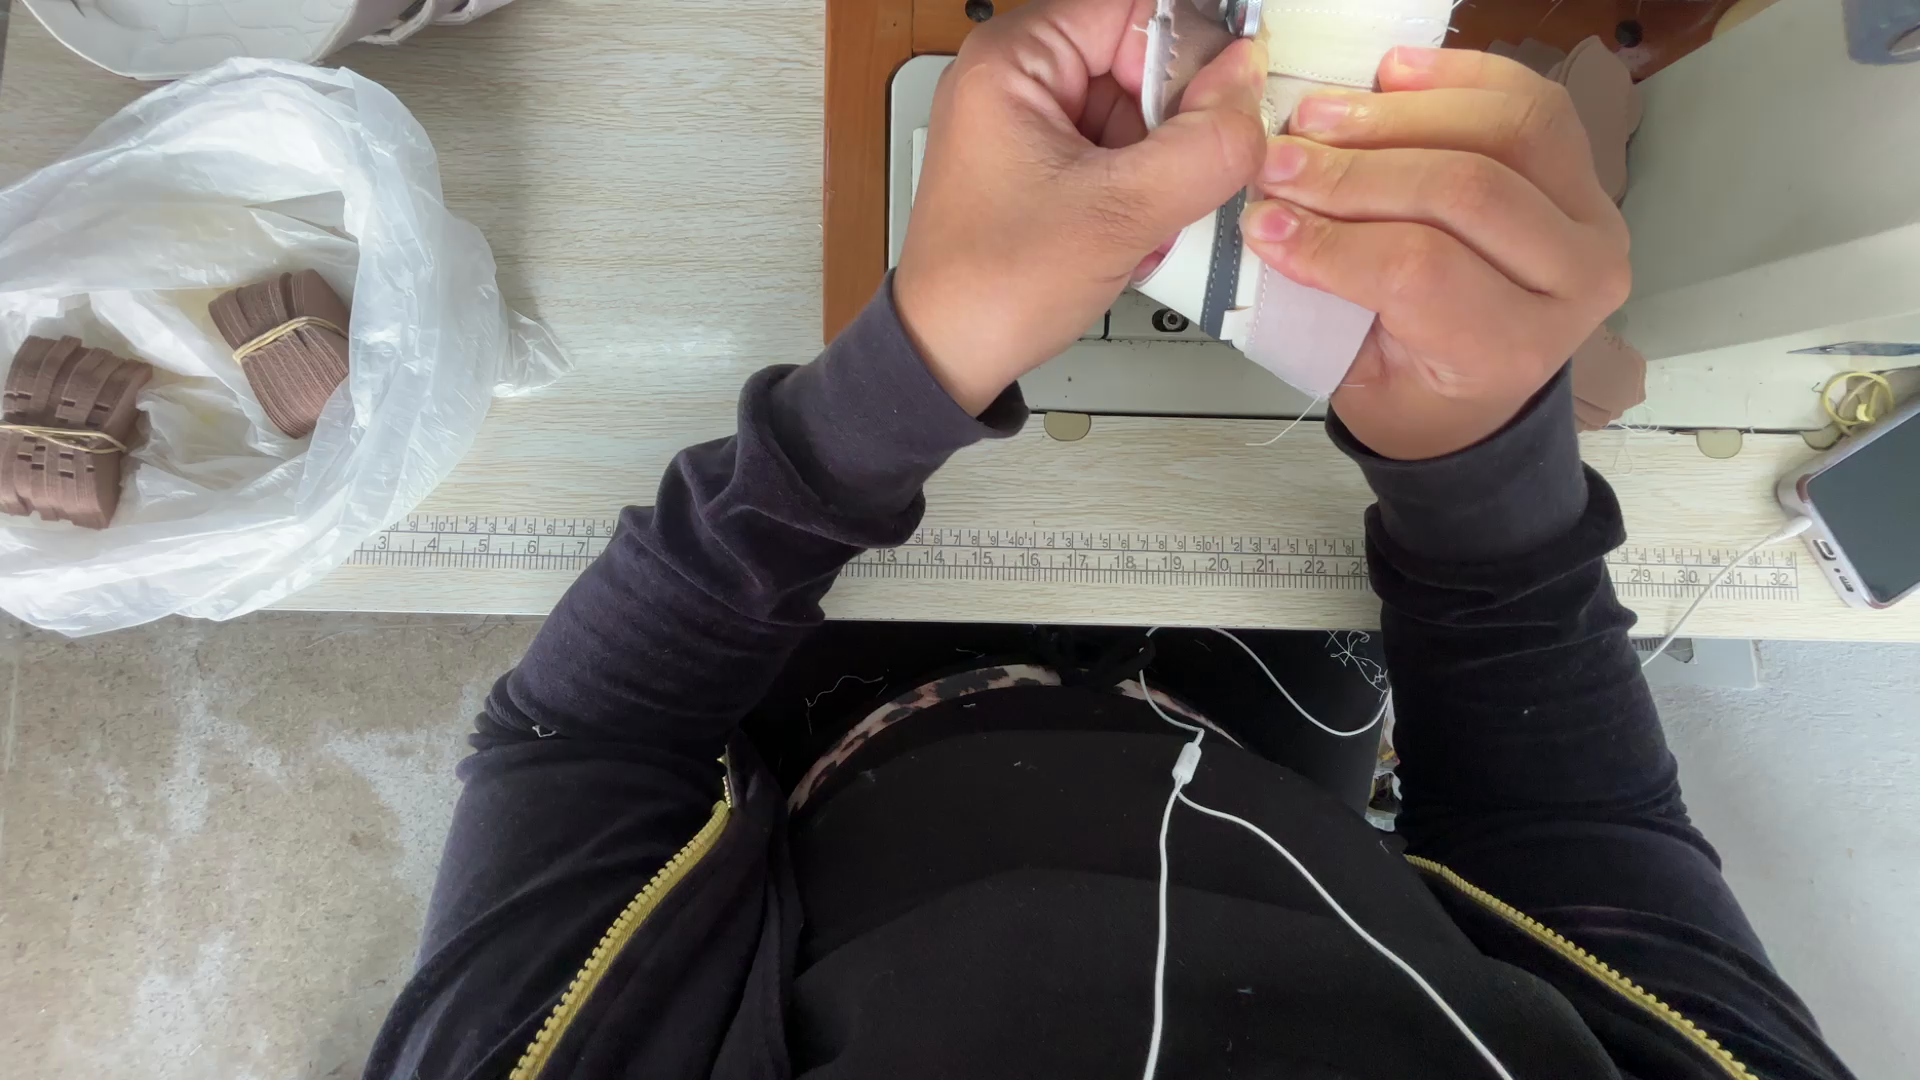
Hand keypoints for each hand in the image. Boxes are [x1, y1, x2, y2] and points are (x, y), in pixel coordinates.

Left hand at [894, 0, 1267, 414]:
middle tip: (1169, 190)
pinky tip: (1118, 242)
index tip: (1219, 113)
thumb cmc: (988, 290)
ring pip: (1128, 125)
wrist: (947, 359)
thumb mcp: (1118, 214)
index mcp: (1013, 61)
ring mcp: (1023, 135)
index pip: (1136, 10)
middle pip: (1136, 68)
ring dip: (1153, 180)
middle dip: (1169, 136)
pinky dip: (1129, 203)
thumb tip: (1248, 95)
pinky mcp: (1033, 178)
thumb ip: (1203, 147)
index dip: (1190, 59)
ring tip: (1133, 231)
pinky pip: (1108, 166)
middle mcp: (1012, 87)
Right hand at [1242, 48, 1631, 459]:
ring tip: (1316, 114)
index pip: (1416, 270)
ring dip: (1397, 114)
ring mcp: (1594, 217)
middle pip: (1464, 189)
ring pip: (1506, 129)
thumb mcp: (1355, 376)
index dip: (1331, 239)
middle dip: (1354, 169)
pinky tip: (1390, 74)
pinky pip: (1529, 104)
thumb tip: (1271, 222)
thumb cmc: (1404, 395)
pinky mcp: (1586, 175)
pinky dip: (1457, 78)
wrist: (1467, 397)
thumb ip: (1326, 303)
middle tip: (1277, 160)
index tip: (1261, 222)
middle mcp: (1573, 278)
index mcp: (1505, 347)